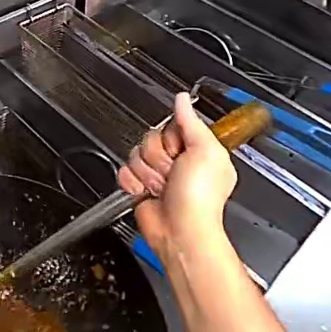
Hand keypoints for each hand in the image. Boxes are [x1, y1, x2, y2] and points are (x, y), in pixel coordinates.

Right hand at [117, 92, 237, 269]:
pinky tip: (146, 192)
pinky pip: (125, 171)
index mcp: (198, 150)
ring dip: (148, 172)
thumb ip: (191, 121)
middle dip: (159, 157)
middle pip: (151, 138)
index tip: (181, 150)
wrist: (181, 232)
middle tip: (173, 173)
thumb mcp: (205, 150)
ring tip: (163, 187)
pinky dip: (133, 182)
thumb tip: (183, 99)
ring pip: (137, 154)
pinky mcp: (141, 187)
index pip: (172, 125)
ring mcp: (159, 175)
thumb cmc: (200, 199)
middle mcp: (179, 161)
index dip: (172, 137)